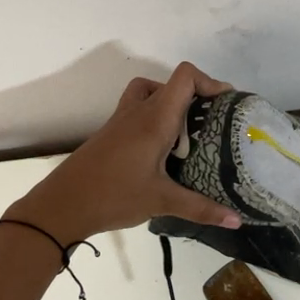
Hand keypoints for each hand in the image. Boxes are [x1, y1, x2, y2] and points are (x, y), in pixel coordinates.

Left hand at [4, 62, 243, 242]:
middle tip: (212, 129)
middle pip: (172, 85)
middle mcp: (139, 111)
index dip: (209, 82)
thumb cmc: (114, 195)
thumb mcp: (161, 201)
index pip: (185, 77)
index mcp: (155, 118)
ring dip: (172, 106)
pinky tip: (161, 152)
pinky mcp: (111, 133)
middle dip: (197, 100)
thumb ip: (201, 208)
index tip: (225, 106)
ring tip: (187, 137)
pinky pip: (138, 110)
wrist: (62, 205)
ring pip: (151, 94)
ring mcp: (121, 120)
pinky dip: (155, 119)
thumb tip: (237, 221)